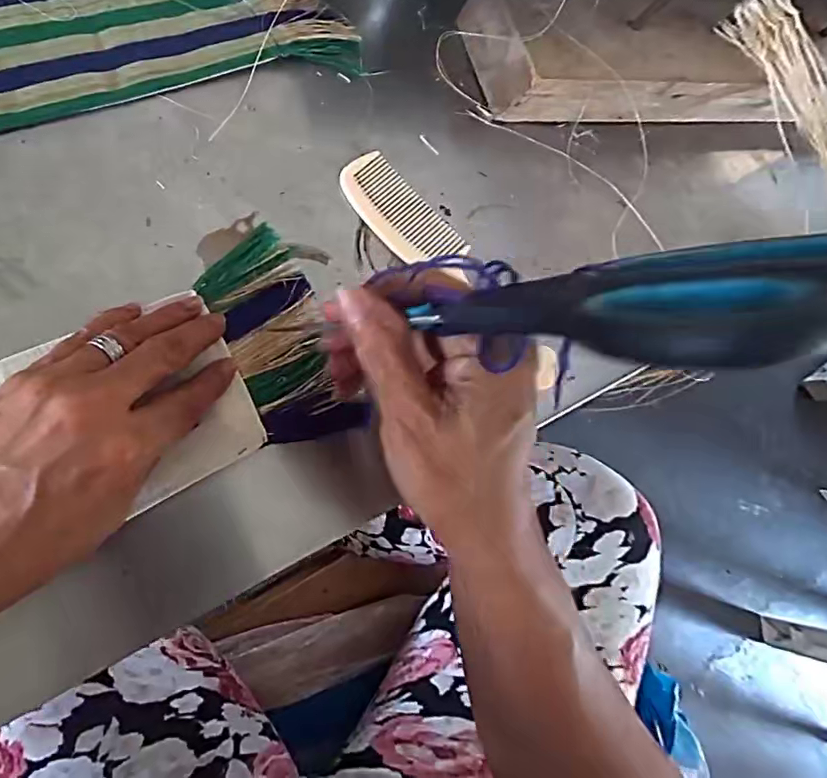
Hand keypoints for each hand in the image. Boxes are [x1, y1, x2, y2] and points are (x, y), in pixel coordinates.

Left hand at [0, 298, 233, 630]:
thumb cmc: (33, 548)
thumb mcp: (106, 515)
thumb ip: (137, 462)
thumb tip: (155, 427)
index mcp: (124, 450)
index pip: (181, 405)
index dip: (209, 384)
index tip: (225, 366)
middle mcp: (95, 405)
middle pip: (155, 357)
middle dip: (191, 335)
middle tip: (213, 320)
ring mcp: (56, 383)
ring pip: (116, 338)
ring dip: (154, 319)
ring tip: (182, 304)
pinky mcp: (26, 375)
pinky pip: (77, 341)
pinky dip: (107, 325)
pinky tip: (126, 315)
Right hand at [323, 275, 537, 554]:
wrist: (483, 534)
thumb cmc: (451, 480)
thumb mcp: (406, 410)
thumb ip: (379, 347)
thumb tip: (351, 296)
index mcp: (495, 352)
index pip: (440, 291)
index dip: (386, 291)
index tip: (343, 306)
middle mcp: (497, 351)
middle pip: (426, 312)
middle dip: (372, 323)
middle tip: (330, 337)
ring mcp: (484, 369)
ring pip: (418, 335)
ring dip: (372, 345)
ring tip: (335, 366)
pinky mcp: (470, 386)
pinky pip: (423, 359)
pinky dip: (388, 365)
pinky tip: (355, 380)